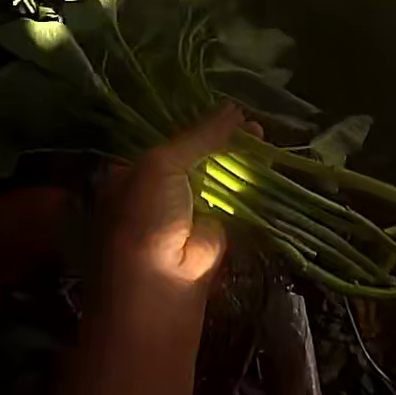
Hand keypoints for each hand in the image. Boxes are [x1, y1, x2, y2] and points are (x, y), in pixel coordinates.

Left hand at [95, 105, 241, 310]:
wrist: (159, 286)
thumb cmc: (145, 217)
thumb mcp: (163, 165)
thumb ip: (200, 136)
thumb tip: (234, 108)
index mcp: (130, 173)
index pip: (163, 139)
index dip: (191, 124)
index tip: (219, 108)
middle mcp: (155, 190)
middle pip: (191, 155)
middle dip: (218, 138)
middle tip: (246, 119)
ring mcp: (185, 210)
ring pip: (213, 174)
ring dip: (235, 156)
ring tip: (260, 132)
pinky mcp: (212, 228)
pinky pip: (230, 197)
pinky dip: (246, 181)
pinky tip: (265, 160)